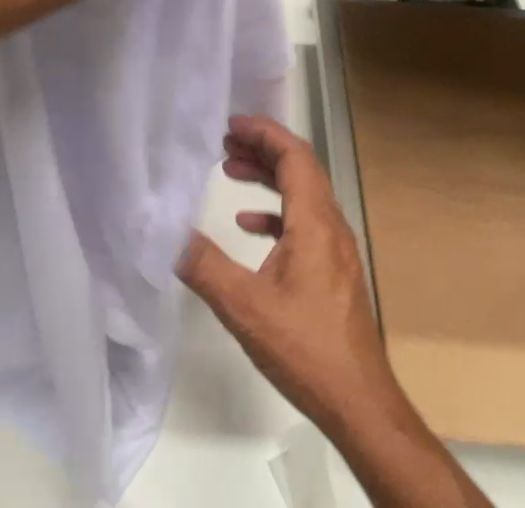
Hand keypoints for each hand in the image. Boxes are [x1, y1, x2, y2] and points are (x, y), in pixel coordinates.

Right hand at [176, 115, 406, 433]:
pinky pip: (305, 225)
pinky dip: (276, 214)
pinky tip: (249, 226)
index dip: (265, 133)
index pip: (295, 157)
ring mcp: (336, 250)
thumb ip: (204, 264)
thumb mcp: (243, 306)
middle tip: (223, 142)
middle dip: (263, 149)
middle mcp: (331, 227)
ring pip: (303, 196)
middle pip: (301, 169)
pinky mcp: (334, 272)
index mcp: (314, 223)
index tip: (231, 124)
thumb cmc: (303, 347)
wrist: (357, 399)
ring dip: (269, 179)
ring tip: (229, 172)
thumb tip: (167, 231)